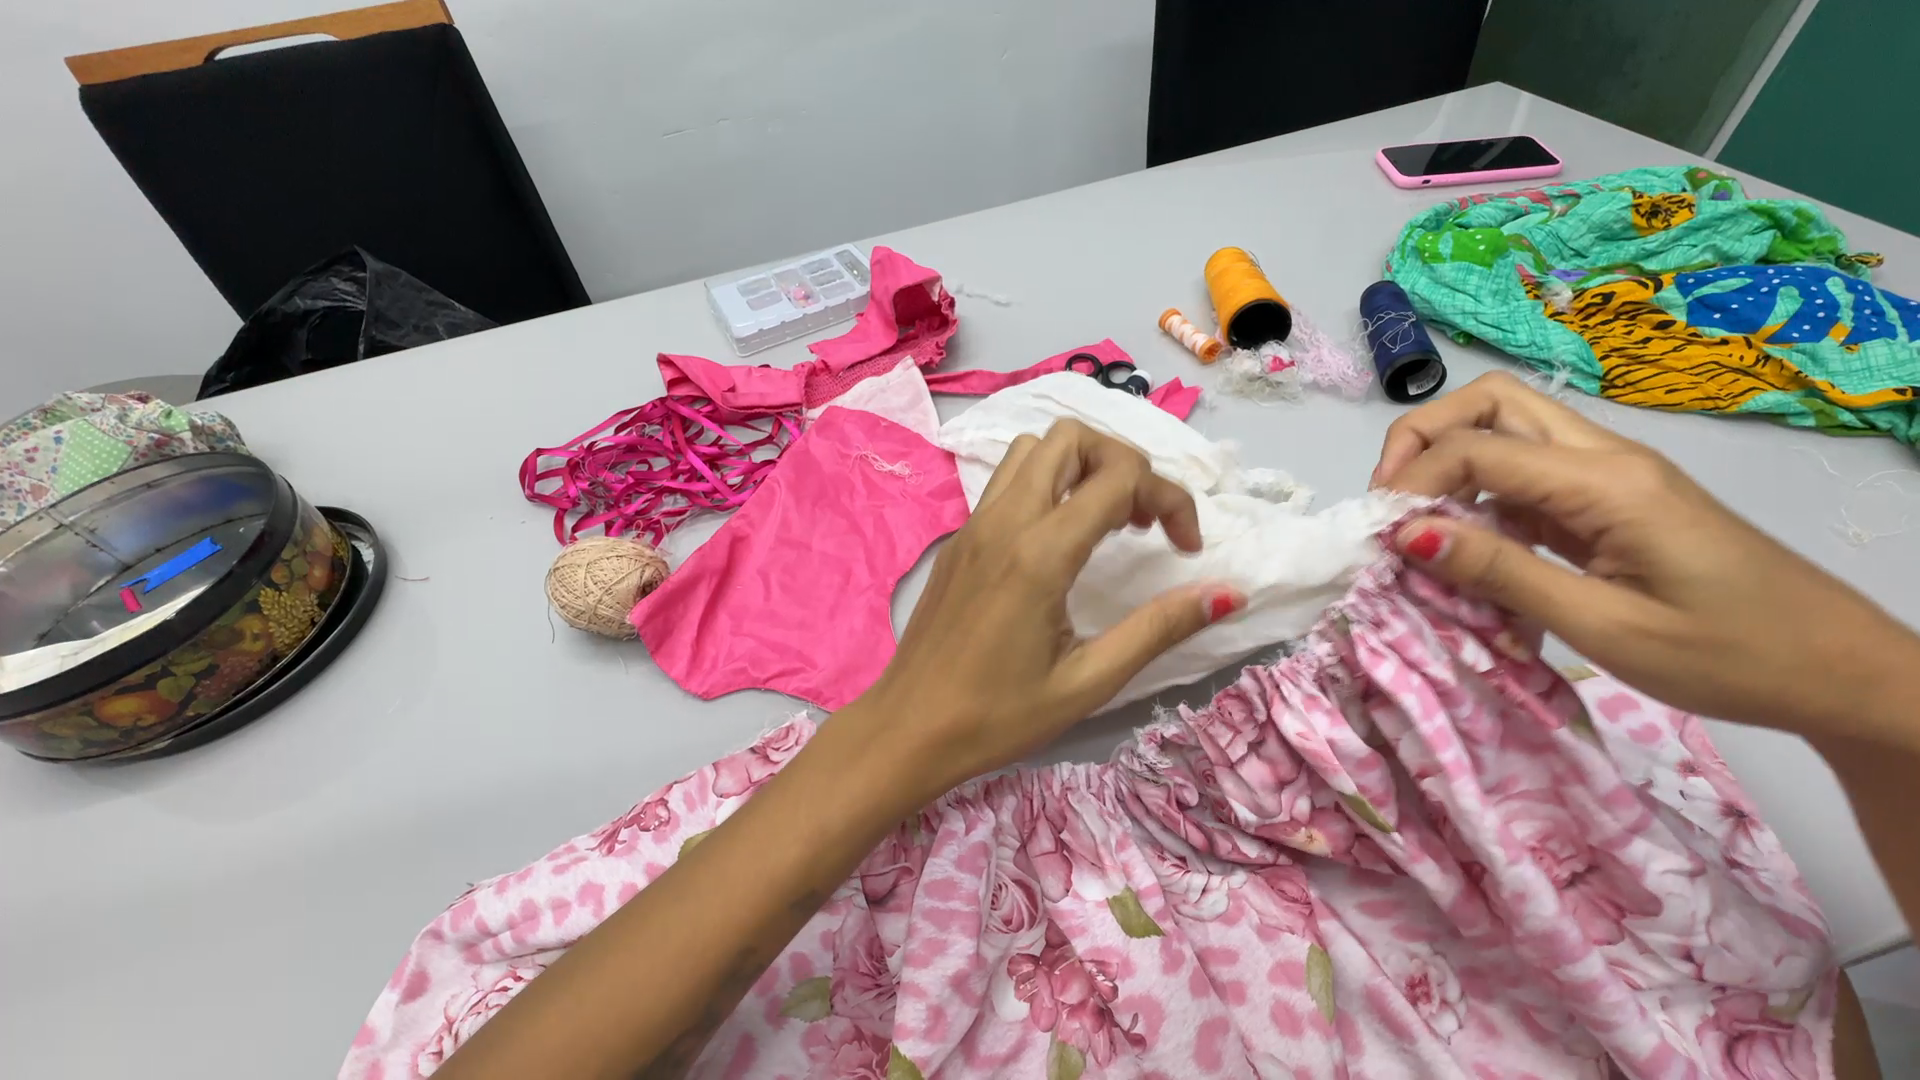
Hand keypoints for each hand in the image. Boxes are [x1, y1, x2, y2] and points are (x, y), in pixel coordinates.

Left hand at [855, 419, 1244, 797]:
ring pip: (1033, 449)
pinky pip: (1008, 479)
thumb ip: (1159, 629)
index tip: (1186, 550)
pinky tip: (1061, 538)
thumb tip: (1229, 593)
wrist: (907, 730)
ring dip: (1082, 465)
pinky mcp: (960, 538)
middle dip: (1124, 462)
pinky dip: (1048, 482)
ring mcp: (974, 523)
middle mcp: (1004, 521)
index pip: (1120, 478)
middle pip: (1072, 437)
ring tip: (1106, 522)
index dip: (1171, 499)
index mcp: (1039, 553)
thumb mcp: (1089, 682)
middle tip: (1144, 521)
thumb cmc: (997, 717)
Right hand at [1373, 372, 1919, 746]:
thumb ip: (1499, 572)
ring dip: (1445, 462)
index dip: (1412, 482)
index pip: (1477, 448)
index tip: (1381, 537)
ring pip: (1504, 428)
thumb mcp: (1602, 625)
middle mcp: (1605, 458)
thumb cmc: (1729, 657)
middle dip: (1420, 440)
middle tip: (1390, 504)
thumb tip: (1406, 534)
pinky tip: (1467, 548)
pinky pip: (1522, 474)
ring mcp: (1608, 475)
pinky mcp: (1606, 500)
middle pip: (1489, 403)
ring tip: (1418, 526)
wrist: (1840, 673)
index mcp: (1607, 483)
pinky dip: (1475, 496)